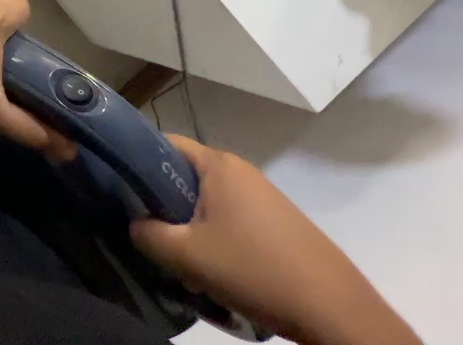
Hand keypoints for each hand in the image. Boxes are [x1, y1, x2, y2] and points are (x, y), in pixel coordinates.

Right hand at [131, 135, 420, 344]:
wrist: (340, 318)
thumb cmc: (256, 271)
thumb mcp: (184, 255)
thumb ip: (144, 232)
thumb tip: (135, 224)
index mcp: (219, 164)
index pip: (161, 143)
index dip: (135, 163)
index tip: (122, 192)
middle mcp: (242, 172)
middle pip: (183, 175)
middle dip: (164, 203)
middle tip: (153, 233)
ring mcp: (266, 199)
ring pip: (207, 202)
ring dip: (191, 227)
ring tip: (185, 259)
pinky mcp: (282, 226)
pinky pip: (232, 220)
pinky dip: (218, 240)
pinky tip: (219, 271)